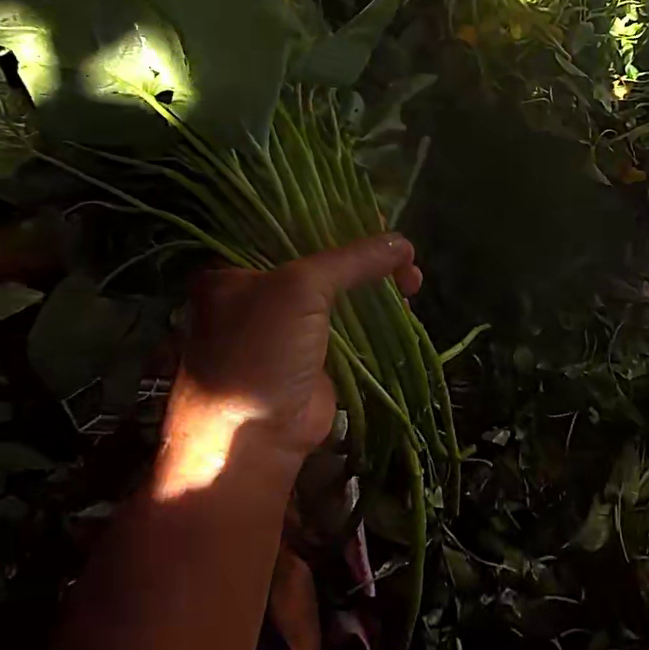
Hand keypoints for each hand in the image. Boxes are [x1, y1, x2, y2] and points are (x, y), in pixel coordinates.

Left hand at [165, 235, 420, 480]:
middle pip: (320, 257)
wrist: (252, 439)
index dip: (331, 215)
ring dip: (376, 281)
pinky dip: (377, 311)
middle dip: (364, 252)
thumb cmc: (261, 351)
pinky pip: (350, 320)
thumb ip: (352, 259)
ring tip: (412, 277)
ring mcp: (288, 324)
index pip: (288, 224)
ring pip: (340, 289)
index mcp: (236, 267)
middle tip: (401, 250)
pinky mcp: (314, 351)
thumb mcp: (300, 289)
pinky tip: (403, 303)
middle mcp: (259, 290)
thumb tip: (403, 243)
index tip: (371, 210)